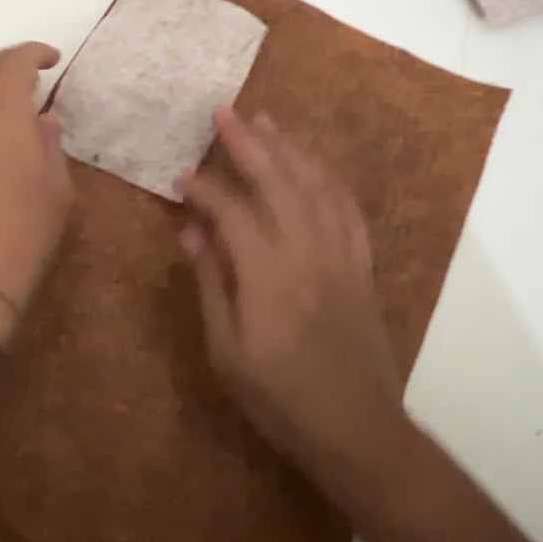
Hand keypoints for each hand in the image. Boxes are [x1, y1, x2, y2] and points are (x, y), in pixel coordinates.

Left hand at [0, 42, 71, 343]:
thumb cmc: (25, 233)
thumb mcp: (56, 189)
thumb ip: (50, 145)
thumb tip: (44, 120)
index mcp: (3, 113)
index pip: (14, 61)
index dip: (34, 52)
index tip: (52, 59)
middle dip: (4, 62)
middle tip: (28, 77)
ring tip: (7, 106)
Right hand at [177, 109, 407, 477]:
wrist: (356, 429)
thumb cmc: (279, 398)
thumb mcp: (226, 351)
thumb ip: (210, 285)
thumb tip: (192, 233)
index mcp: (268, 276)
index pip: (231, 213)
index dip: (204, 190)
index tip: (180, 177)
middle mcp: (308, 253)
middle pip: (277, 182)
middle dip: (248, 143)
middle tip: (223, 112)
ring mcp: (341, 256)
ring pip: (316, 186)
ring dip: (289, 150)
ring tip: (265, 121)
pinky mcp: (362, 266)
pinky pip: (348, 209)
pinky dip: (328, 179)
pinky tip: (314, 165)